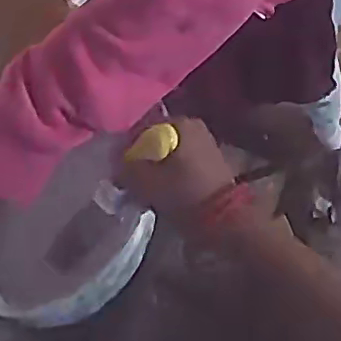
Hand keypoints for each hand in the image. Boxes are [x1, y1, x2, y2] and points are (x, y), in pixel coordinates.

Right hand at [116, 118, 236, 226]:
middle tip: (129, 181)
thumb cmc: (185, 194)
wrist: (224, 217)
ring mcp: (203, 140)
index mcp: (180, 123)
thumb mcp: (149, 183)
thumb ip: (128, 168)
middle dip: (141, 158)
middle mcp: (193, 125)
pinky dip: (169, 172)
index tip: (118, 168)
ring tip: (144, 189)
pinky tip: (162, 190)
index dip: (127, 148)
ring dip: (154, 167)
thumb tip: (116, 161)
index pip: (143, 127)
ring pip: (168, 151)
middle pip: (156, 139)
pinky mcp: (209, 158)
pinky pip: (180, 160)